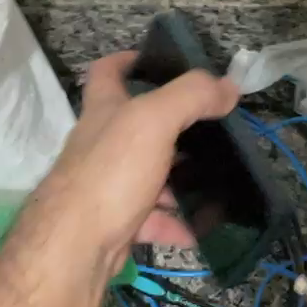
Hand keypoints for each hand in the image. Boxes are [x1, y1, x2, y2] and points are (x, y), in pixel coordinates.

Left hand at [28, 51, 238, 261]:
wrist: (77, 245)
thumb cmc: (111, 171)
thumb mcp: (153, 121)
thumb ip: (192, 97)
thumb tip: (229, 86)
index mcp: (104, 111)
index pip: (106, 72)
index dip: (128, 60)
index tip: (157, 62)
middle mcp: (101, 145)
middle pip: (136, 129)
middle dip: (172, 128)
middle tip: (209, 130)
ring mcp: (107, 186)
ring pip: (148, 176)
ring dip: (178, 180)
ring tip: (215, 180)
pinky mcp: (116, 223)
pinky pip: (153, 219)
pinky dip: (176, 223)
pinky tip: (201, 228)